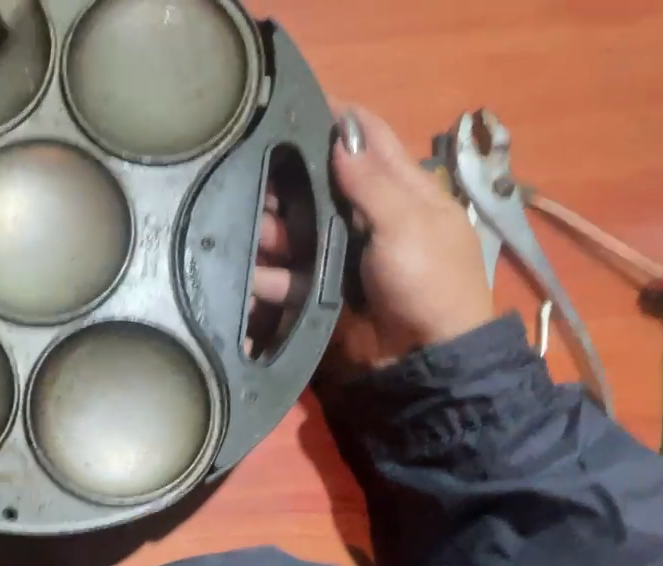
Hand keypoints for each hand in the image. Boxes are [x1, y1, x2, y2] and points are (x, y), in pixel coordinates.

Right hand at [252, 107, 494, 375]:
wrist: (423, 359)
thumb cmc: (429, 282)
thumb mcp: (408, 224)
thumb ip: (372, 183)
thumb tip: (339, 136)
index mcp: (403, 190)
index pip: (369, 141)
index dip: (337, 121)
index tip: (293, 108)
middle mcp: (367, 218)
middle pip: (319, 188)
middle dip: (285, 180)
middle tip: (243, 170)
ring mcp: (341, 258)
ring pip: (296, 233)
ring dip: (269, 231)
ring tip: (234, 225)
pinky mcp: (321, 293)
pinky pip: (287, 278)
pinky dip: (267, 278)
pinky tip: (243, 275)